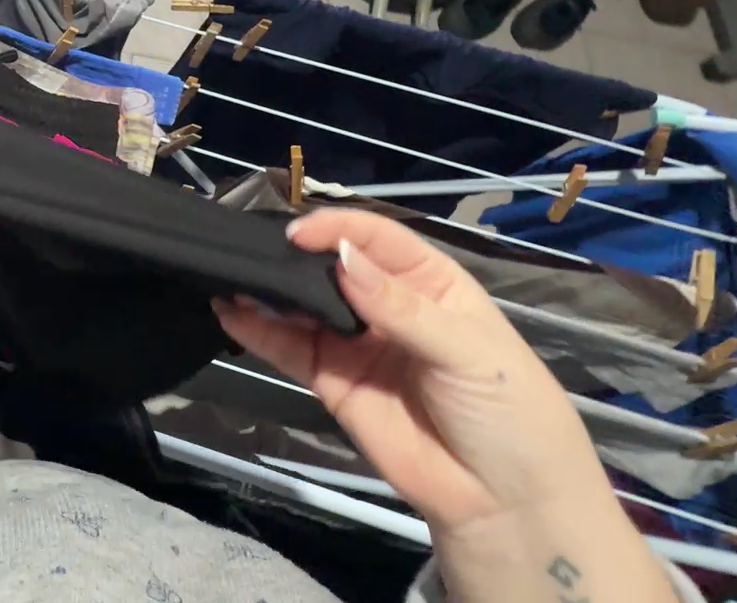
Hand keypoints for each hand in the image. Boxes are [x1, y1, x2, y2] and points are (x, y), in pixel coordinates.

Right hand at [212, 209, 605, 530]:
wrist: (503, 506)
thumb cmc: (508, 413)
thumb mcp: (468, 352)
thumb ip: (401, 308)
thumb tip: (342, 259)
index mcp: (428, 282)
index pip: (377, 239)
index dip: (338, 229)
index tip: (300, 234)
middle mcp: (383, 302)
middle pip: (331, 265)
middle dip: (294, 255)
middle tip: (254, 249)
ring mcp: (352, 340)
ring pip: (302, 303)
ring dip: (267, 289)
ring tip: (232, 275)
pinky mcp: (328, 378)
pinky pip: (286, 346)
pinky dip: (254, 328)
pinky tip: (228, 310)